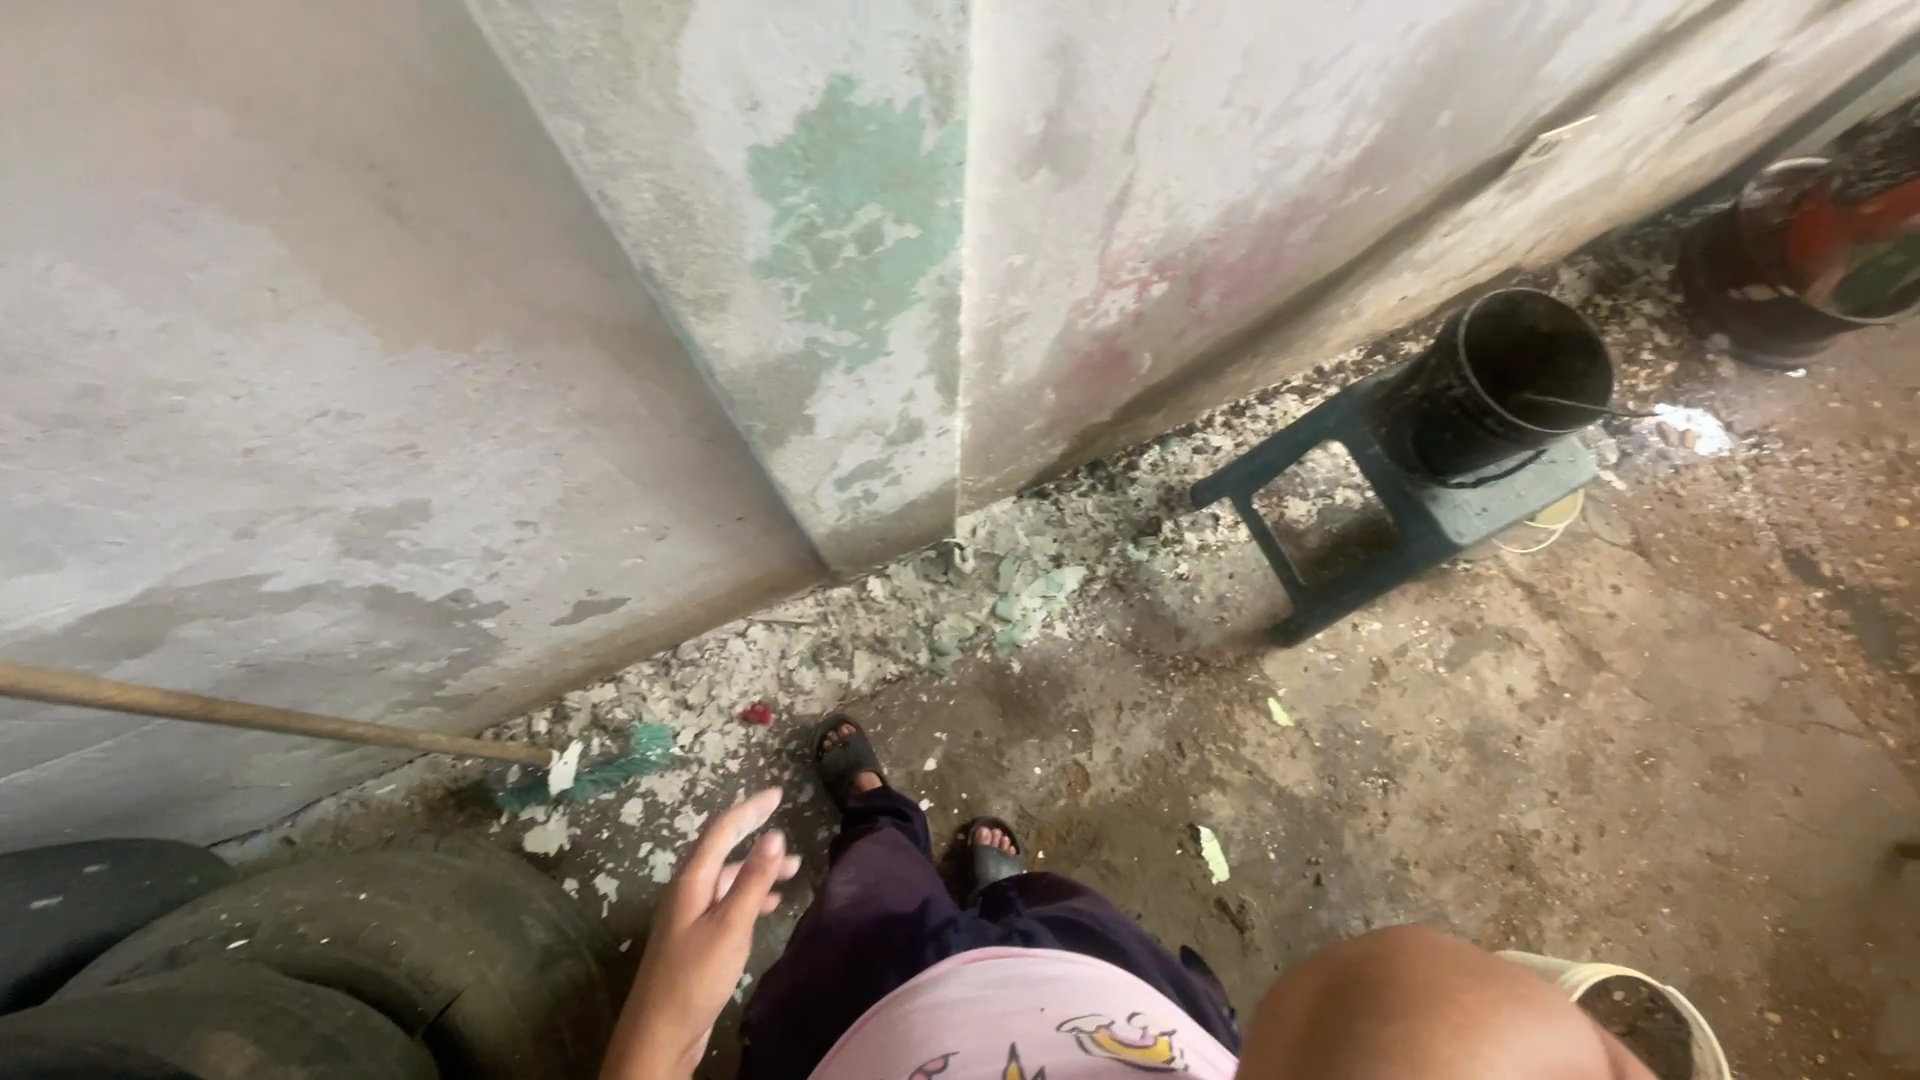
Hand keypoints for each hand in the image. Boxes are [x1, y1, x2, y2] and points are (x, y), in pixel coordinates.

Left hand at [601, 788, 802, 1079]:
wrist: (658, 1036)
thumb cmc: (695, 976)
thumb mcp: (731, 925)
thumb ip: (753, 879)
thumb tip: (774, 833)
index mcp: (692, 881)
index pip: (722, 830)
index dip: (750, 809)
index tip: (778, 794)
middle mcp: (688, 891)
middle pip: (724, 850)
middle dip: (754, 834)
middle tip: (785, 822)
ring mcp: (690, 916)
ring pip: (728, 879)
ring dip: (758, 869)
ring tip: (794, 869)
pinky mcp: (696, 938)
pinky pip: (727, 902)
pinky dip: (751, 896)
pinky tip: (772, 904)